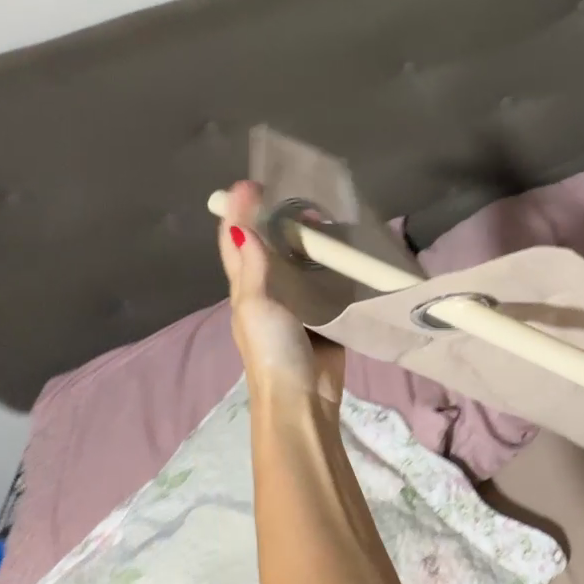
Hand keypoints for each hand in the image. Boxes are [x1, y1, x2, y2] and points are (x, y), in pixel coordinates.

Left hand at [217, 181, 316, 387]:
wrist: (303, 399)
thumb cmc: (273, 352)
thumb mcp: (256, 308)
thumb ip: (252, 270)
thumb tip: (240, 227)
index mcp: (246, 290)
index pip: (236, 243)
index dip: (237, 213)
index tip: (251, 184)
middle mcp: (270, 293)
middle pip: (270, 249)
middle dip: (278, 220)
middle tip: (299, 195)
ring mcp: (299, 305)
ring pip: (300, 263)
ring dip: (308, 239)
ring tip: (324, 214)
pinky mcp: (326, 316)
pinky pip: (328, 283)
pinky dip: (333, 264)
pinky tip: (347, 250)